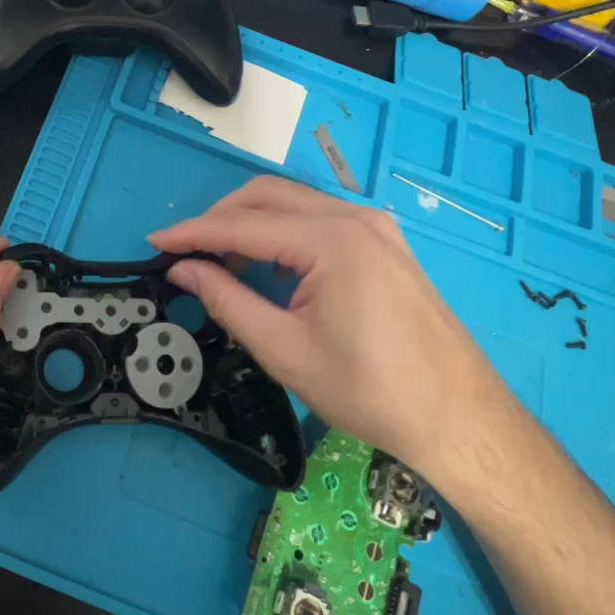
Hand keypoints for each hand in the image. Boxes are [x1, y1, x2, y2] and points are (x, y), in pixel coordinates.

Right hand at [148, 176, 519, 488]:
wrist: (460, 418)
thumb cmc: (370, 390)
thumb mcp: (285, 350)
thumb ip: (227, 300)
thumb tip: (185, 269)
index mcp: (332, 240)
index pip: (244, 224)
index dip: (193, 233)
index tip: (155, 242)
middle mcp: (355, 217)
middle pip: (268, 196)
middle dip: (219, 218)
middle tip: (185, 251)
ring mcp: (376, 226)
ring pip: (294, 202)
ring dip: (251, 221)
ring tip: (218, 258)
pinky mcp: (385, 243)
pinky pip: (319, 218)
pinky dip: (282, 230)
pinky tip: (267, 262)